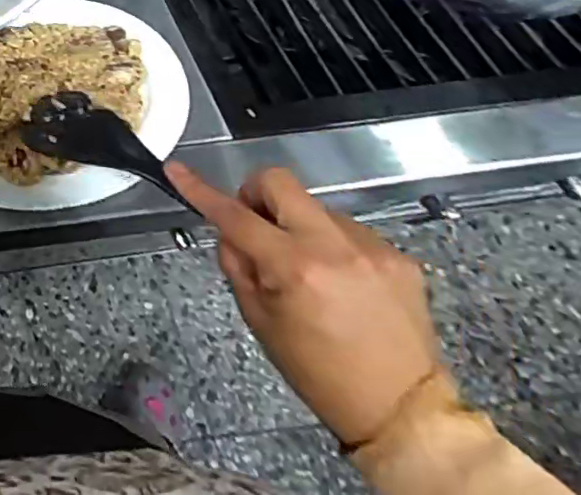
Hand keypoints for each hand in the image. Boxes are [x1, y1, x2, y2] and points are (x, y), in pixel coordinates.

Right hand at [166, 162, 441, 446]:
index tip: (178, 170)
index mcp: (294, 268)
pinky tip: (343, 282)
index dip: (200, 190)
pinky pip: (349, 231)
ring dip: (299, 226)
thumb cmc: (319, 373)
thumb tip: (230, 232)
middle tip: (256, 224)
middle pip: (279, 181)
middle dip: (256, 193)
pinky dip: (333, 246)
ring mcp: (370, 247)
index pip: (234, 216)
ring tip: (309, 271)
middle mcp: (334, 247)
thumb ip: (238, 265)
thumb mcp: (260, 322)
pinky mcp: (397, 254)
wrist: (402, 410)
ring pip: (314, 207)